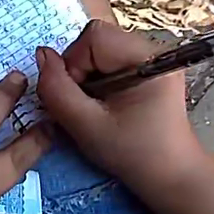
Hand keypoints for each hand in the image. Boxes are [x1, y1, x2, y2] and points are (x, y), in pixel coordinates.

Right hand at [34, 21, 208, 195]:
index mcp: (147, 58)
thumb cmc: (134, 155)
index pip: (94, 37)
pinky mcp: (149, 71)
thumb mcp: (87, 126)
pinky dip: (99, 82)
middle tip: (86, 107)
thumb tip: (41, 55)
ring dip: (88, 78)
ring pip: (100, 52)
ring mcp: (152, 60)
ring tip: (98, 109)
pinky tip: (108, 107)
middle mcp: (154, 50)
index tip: (78, 100)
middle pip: (97, 41)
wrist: (171, 176)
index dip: (74, 65)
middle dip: (80, 71)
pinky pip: (110, 63)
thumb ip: (57, 90)